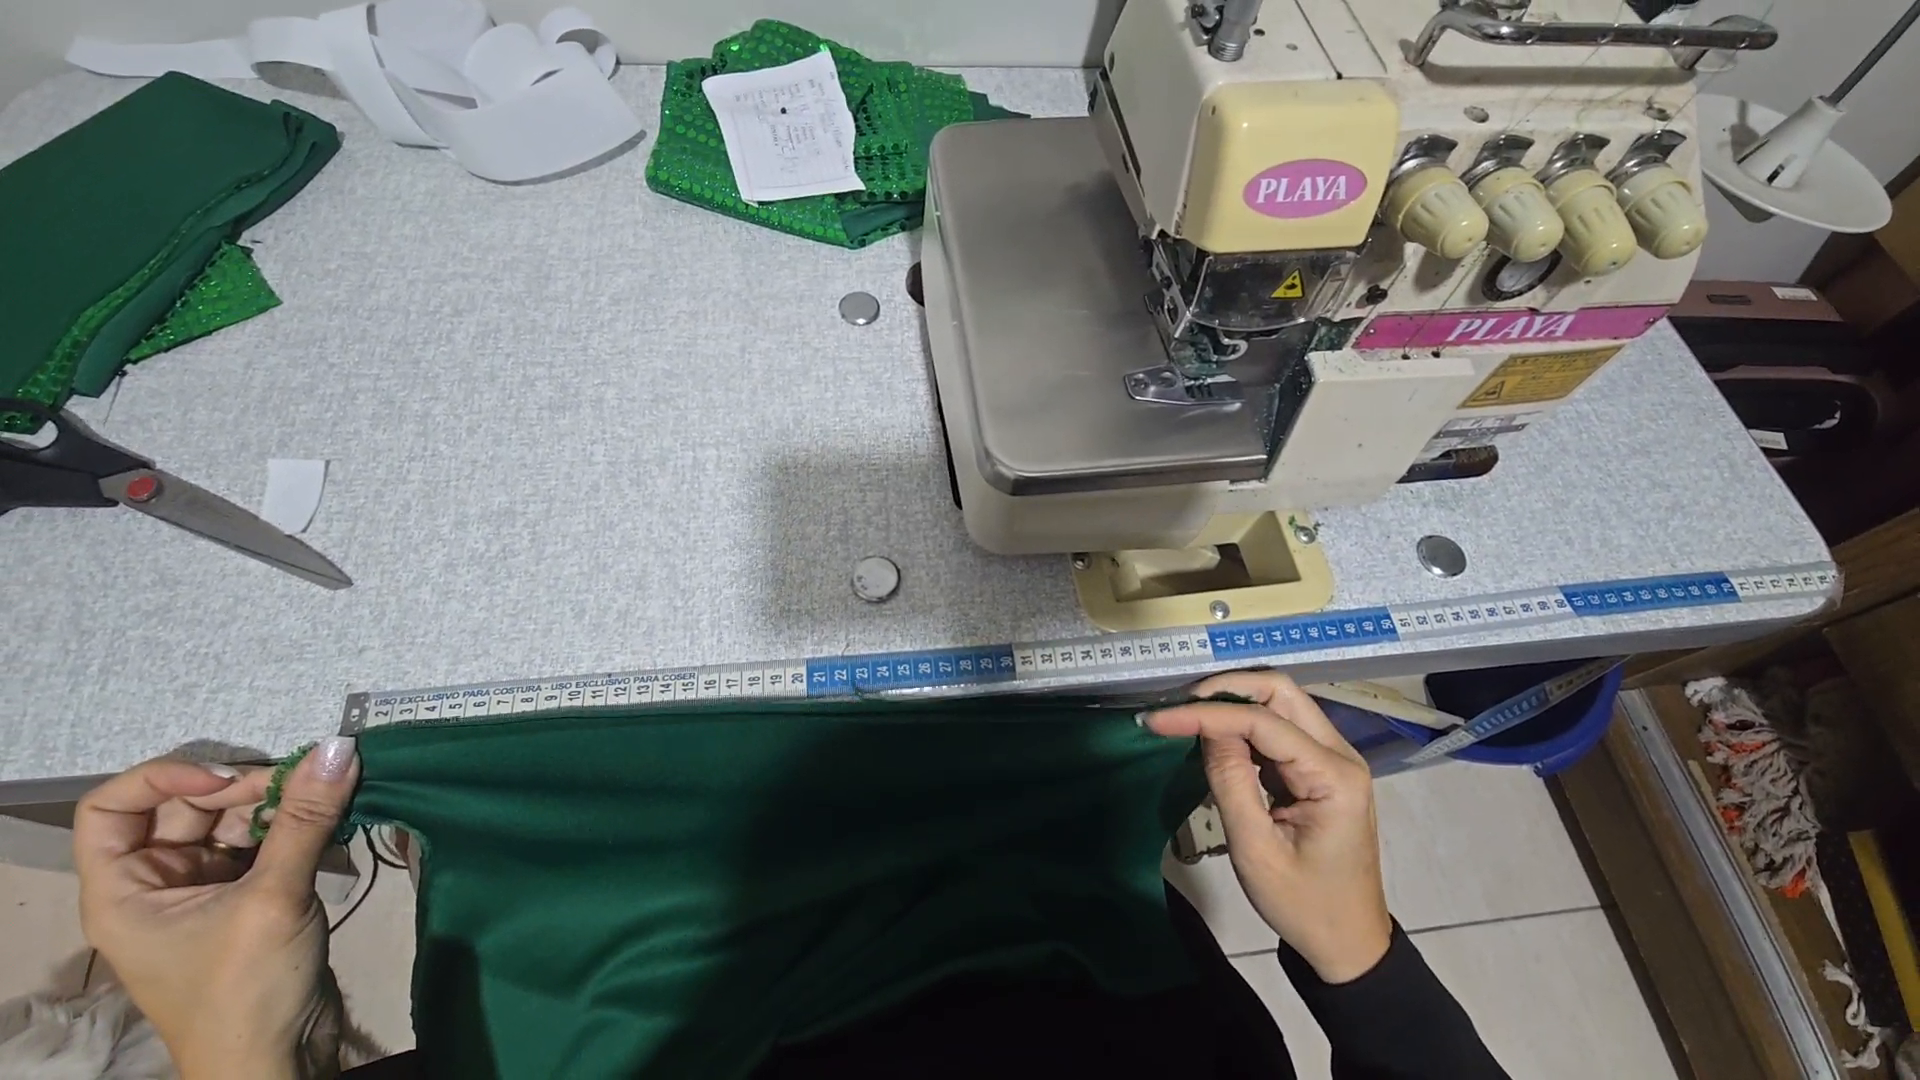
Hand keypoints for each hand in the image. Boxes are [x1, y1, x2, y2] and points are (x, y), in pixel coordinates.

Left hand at [75, 737, 359, 1079]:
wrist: (279, 1056)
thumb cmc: (245, 987)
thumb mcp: (274, 897)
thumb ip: (304, 819)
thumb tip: (339, 746)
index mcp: (126, 888)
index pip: (114, 808)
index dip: (167, 777)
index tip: (233, 776)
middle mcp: (160, 880)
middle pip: (190, 805)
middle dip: (249, 786)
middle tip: (309, 781)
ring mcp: (209, 887)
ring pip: (238, 819)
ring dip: (284, 801)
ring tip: (334, 795)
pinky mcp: (255, 892)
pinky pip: (272, 839)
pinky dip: (302, 823)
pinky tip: (337, 817)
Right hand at [1144, 672, 1391, 983]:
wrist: (1348, 944)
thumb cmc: (1303, 904)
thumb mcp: (1255, 849)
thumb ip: (1229, 780)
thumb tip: (1205, 727)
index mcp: (1333, 776)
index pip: (1262, 721)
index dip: (1206, 712)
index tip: (1158, 719)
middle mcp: (1340, 754)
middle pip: (1280, 691)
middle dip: (1225, 688)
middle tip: (1177, 705)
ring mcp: (1333, 758)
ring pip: (1280, 702)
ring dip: (1233, 701)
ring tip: (1186, 715)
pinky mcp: (1319, 768)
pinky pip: (1279, 726)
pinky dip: (1243, 722)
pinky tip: (1213, 734)